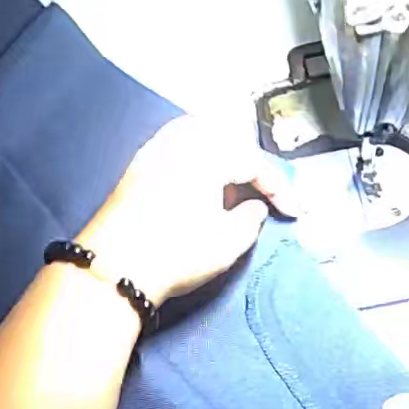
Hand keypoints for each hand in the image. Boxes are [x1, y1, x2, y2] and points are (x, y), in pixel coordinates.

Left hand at [74, 115, 292, 306]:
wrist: (114, 268)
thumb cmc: (177, 252)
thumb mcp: (229, 241)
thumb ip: (252, 218)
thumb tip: (255, 206)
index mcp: (207, 152)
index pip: (254, 161)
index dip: (280, 188)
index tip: (294, 211)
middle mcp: (179, 140)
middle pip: (228, 140)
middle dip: (251, 167)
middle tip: (267, 195)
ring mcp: (154, 151)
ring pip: (201, 141)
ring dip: (225, 162)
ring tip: (236, 192)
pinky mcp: (137, 168)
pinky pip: (179, 152)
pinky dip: (200, 165)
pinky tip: (204, 191)